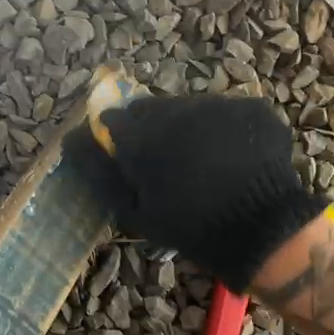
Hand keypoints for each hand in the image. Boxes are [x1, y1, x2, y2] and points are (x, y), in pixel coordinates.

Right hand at [63, 94, 326, 290]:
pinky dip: (222, 129)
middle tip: (164, 162)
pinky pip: (226, 112)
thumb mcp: (134, 211)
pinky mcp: (251, 108)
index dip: (116, 138)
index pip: (113, 120)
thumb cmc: (190, 227)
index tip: (125, 157)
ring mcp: (218, 104)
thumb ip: (100, 173)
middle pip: (152, 109)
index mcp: (142, 136)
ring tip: (201, 161)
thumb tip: (72, 141)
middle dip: (151, 130)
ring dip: (186, 126)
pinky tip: (230, 158)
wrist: (262, 230)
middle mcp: (176, 109)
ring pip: (189, 107)